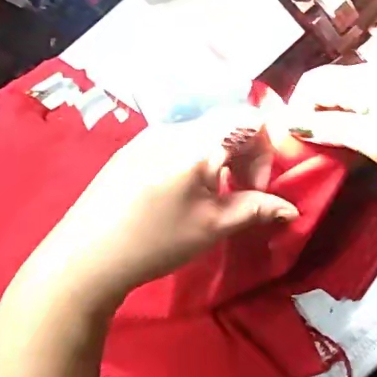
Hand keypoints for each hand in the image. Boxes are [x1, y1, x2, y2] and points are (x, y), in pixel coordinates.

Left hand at [9, 111, 299, 316]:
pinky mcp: (132, 150)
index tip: (257, 188)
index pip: (249, 119)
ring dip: (221, 159)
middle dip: (246, 156)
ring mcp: (148, 137)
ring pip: (202, 134)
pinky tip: (181, 196)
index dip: (266, 151)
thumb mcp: (213, 227)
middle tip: (242, 195)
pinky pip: (177, 143)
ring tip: (213, 198)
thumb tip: (292, 209)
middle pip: (226, 124)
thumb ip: (256, 209)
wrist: (85, 257)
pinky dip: (195, 161)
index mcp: (196, 142)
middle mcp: (173, 129)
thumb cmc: (155, 241)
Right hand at [285, 62, 376, 189]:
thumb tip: (292, 122)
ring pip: (348, 97)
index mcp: (365, 76)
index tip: (291, 138)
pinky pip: (366, 105)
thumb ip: (328, 127)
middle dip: (312, 112)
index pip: (313, 81)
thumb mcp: (368, 138)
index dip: (295, 107)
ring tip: (326, 147)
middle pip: (330, 86)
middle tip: (305, 146)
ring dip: (332, 118)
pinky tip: (354, 142)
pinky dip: (352, 121)